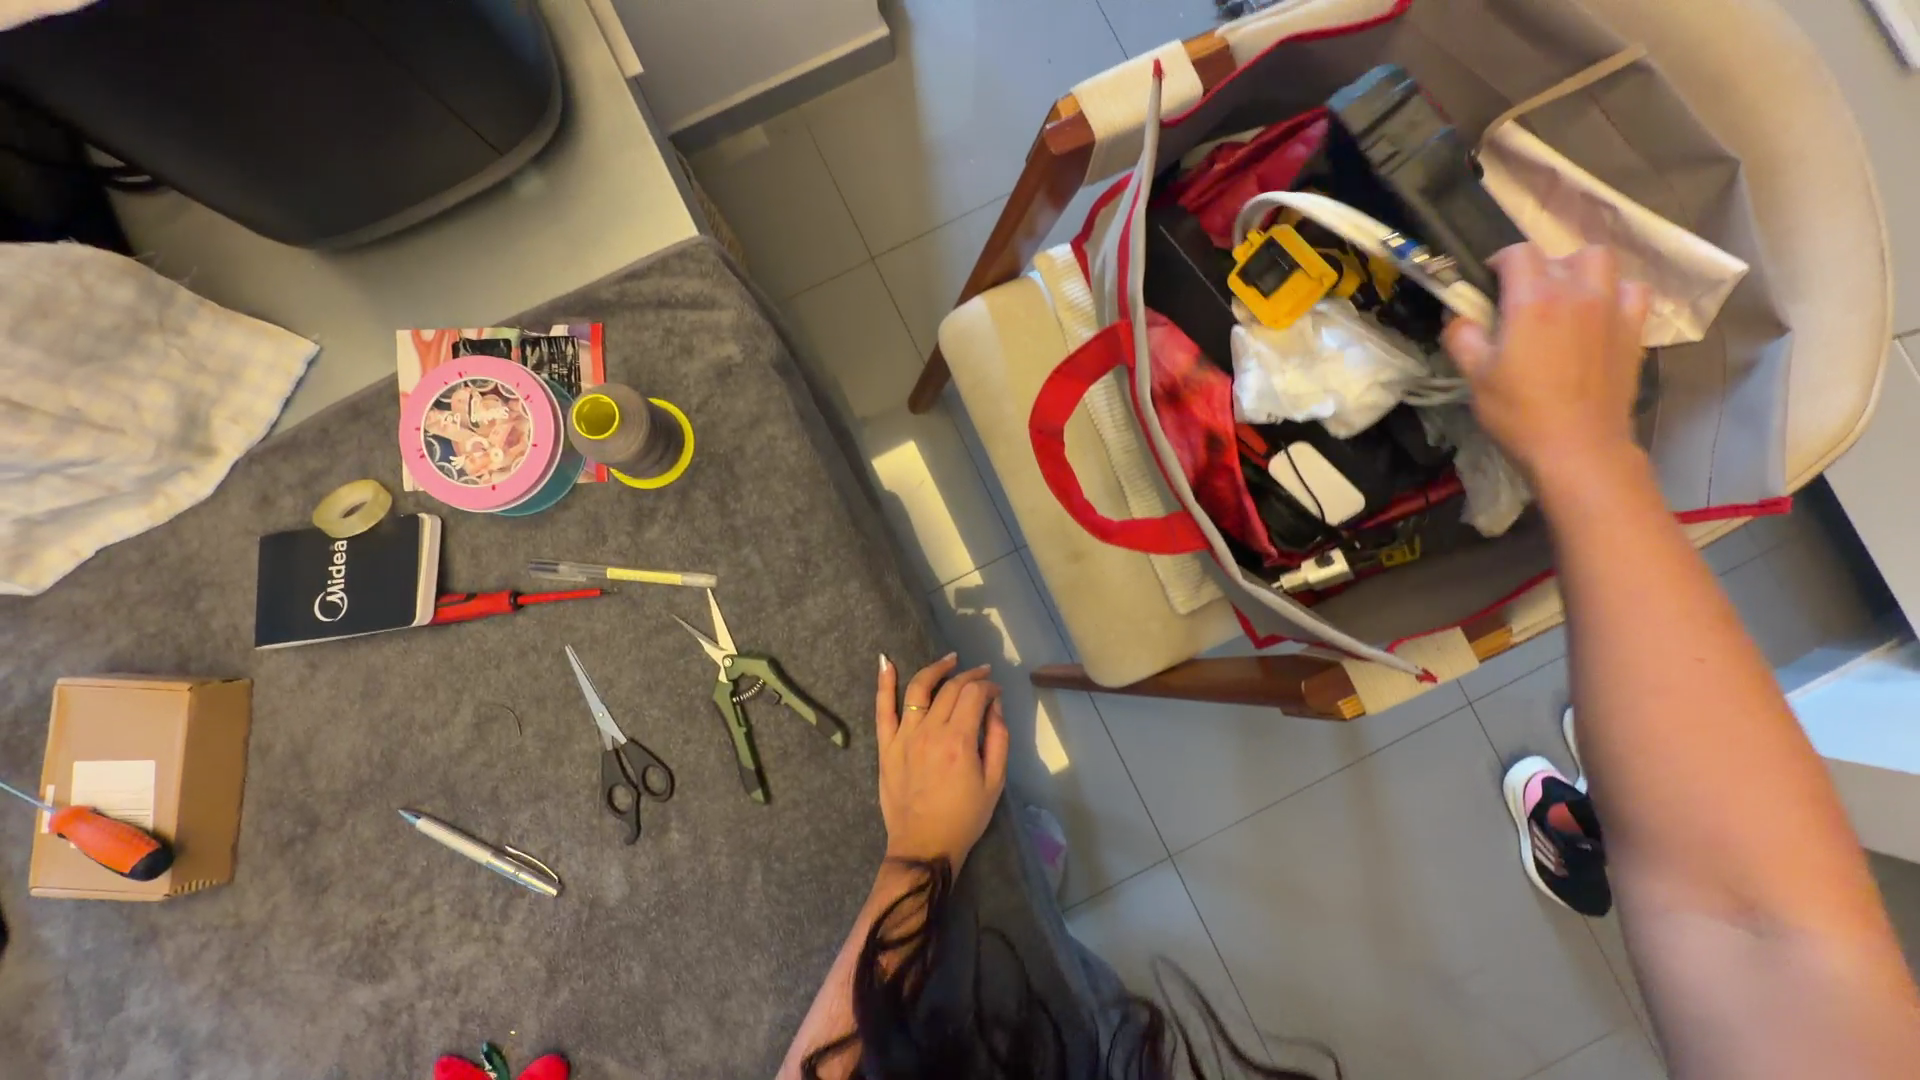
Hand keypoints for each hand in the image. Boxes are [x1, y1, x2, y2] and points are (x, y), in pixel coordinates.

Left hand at [873, 653, 1009, 868]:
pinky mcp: (886, 746)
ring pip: (918, 689)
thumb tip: (996, 706)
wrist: (924, 846)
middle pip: (951, 688)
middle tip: (981, 675)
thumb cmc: (965, 818)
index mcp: (960, 741)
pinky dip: (884, 684)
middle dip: (970, 676)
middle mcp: (930, 732)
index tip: (996, 692)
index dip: (988, 687)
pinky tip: (886, 662)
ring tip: (950, 660)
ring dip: (935, 669)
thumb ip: (998, 739)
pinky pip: (882, 710)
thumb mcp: (995, 782)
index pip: (974, 695)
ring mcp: (904, 737)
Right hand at [1442, 244, 1653, 489]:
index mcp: (1533, 300)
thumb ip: (1462, 337)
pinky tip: (1598, 314)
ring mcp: (1613, 309)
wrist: (1576, 446)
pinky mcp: (1634, 330)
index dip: (1499, 262)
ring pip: (1602, 263)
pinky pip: (1631, 291)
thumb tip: (1459, 318)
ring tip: (1564, 298)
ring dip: (1579, 271)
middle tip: (1523, 294)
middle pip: (1564, 254)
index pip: (1519, 253)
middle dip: (1540, 265)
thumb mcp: (1474, 376)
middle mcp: (1578, 293)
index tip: (1488, 282)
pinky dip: (1614, 293)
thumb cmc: (1518, 412)